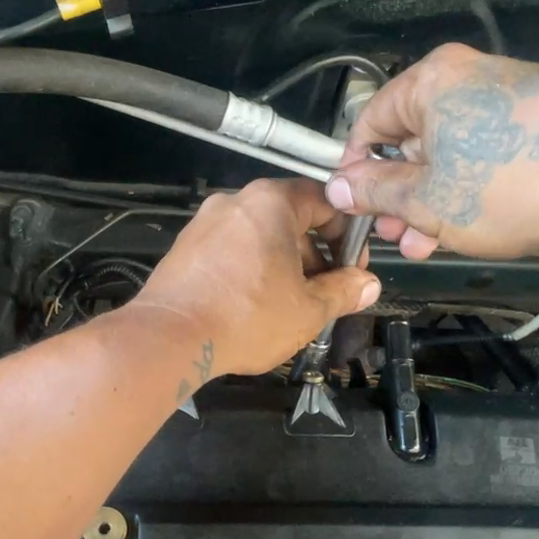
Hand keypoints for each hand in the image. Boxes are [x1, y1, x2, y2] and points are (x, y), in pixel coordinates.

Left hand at [127, 179, 380, 378]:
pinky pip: (230, 252)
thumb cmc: (247, 317)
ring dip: (282, 266)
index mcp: (271, 202)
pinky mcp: (184, 249)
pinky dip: (249, 271)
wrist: (169, 338)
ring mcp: (204, 224)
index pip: (325, 200)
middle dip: (313, 256)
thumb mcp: (308, 310)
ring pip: (259, 237)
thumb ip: (343, 292)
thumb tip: (368, 284)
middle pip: (290, 219)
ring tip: (288, 307)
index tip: (352, 268)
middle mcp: (235, 202)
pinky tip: (251, 307)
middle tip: (323, 295)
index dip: (348, 233)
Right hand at [324, 43, 538, 259]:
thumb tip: (340, 186)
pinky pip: (491, 151)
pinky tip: (477, 223)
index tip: (354, 205)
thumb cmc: (510, 188)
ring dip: (435, 199)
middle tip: (397, 235)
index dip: (355, 168)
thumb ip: (376, 192)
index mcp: (434, 81)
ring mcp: (514, 95)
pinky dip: (475, 186)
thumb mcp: (425, 201)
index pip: (370, 120)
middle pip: (414, 138)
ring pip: (454, 151)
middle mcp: (472, 76)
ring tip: (431, 241)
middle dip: (400, 193)